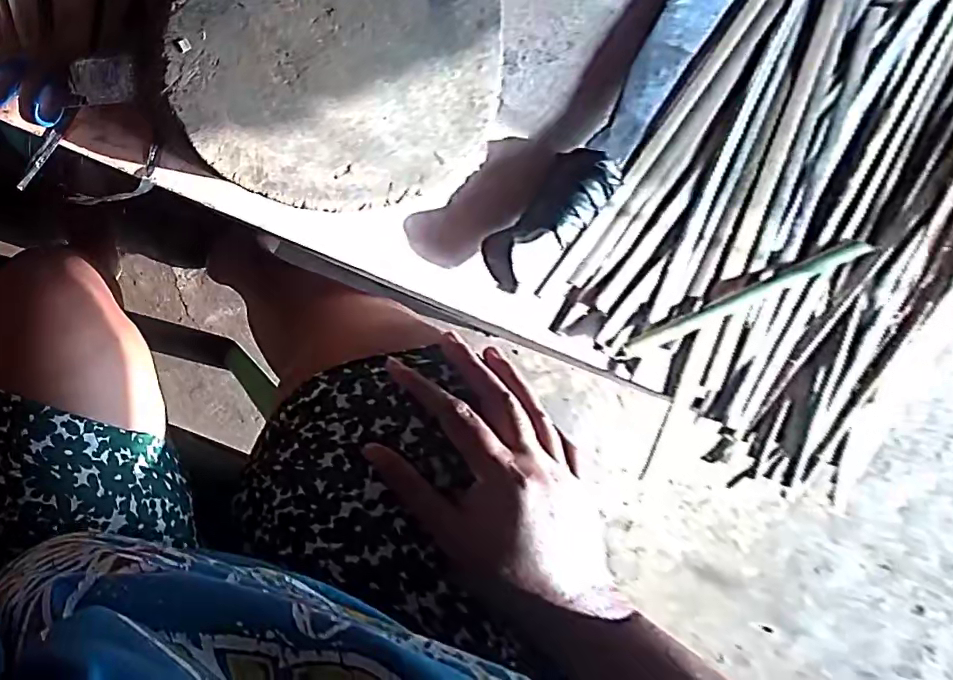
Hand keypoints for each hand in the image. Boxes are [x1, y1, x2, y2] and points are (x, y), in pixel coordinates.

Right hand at [363, 333, 630, 622]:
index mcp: (499, 472)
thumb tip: (371, 449)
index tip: (396, 367)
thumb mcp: (449, 535)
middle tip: (447, 339)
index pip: (454, 414)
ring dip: (511, 377)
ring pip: (534, 411)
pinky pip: (566, 441)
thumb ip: (411, 488)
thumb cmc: (506, 576)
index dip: (422, 387)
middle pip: (498, 400)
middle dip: (469, 365)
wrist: (576, 613)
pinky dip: (548, 419)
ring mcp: (561, 470)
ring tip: (492, 352)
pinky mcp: (581, 485)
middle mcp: (533, 462)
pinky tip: (538, 407)